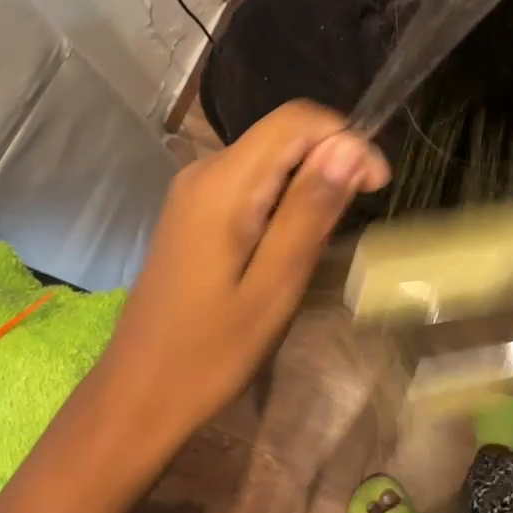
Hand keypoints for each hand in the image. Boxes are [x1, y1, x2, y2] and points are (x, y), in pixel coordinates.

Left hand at [91, 101, 389, 445]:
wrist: (138, 394)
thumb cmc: (211, 352)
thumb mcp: (274, 286)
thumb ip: (310, 210)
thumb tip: (350, 146)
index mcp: (223, 183)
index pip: (297, 118)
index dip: (346, 139)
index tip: (374, 189)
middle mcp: (205, 170)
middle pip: (284, 134)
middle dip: (331, 161)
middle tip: (351, 220)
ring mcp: (194, 189)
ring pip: (270, 156)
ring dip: (309, 182)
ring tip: (321, 241)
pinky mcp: (194, 209)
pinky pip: (252, 180)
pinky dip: (284, 197)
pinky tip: (287, 244)